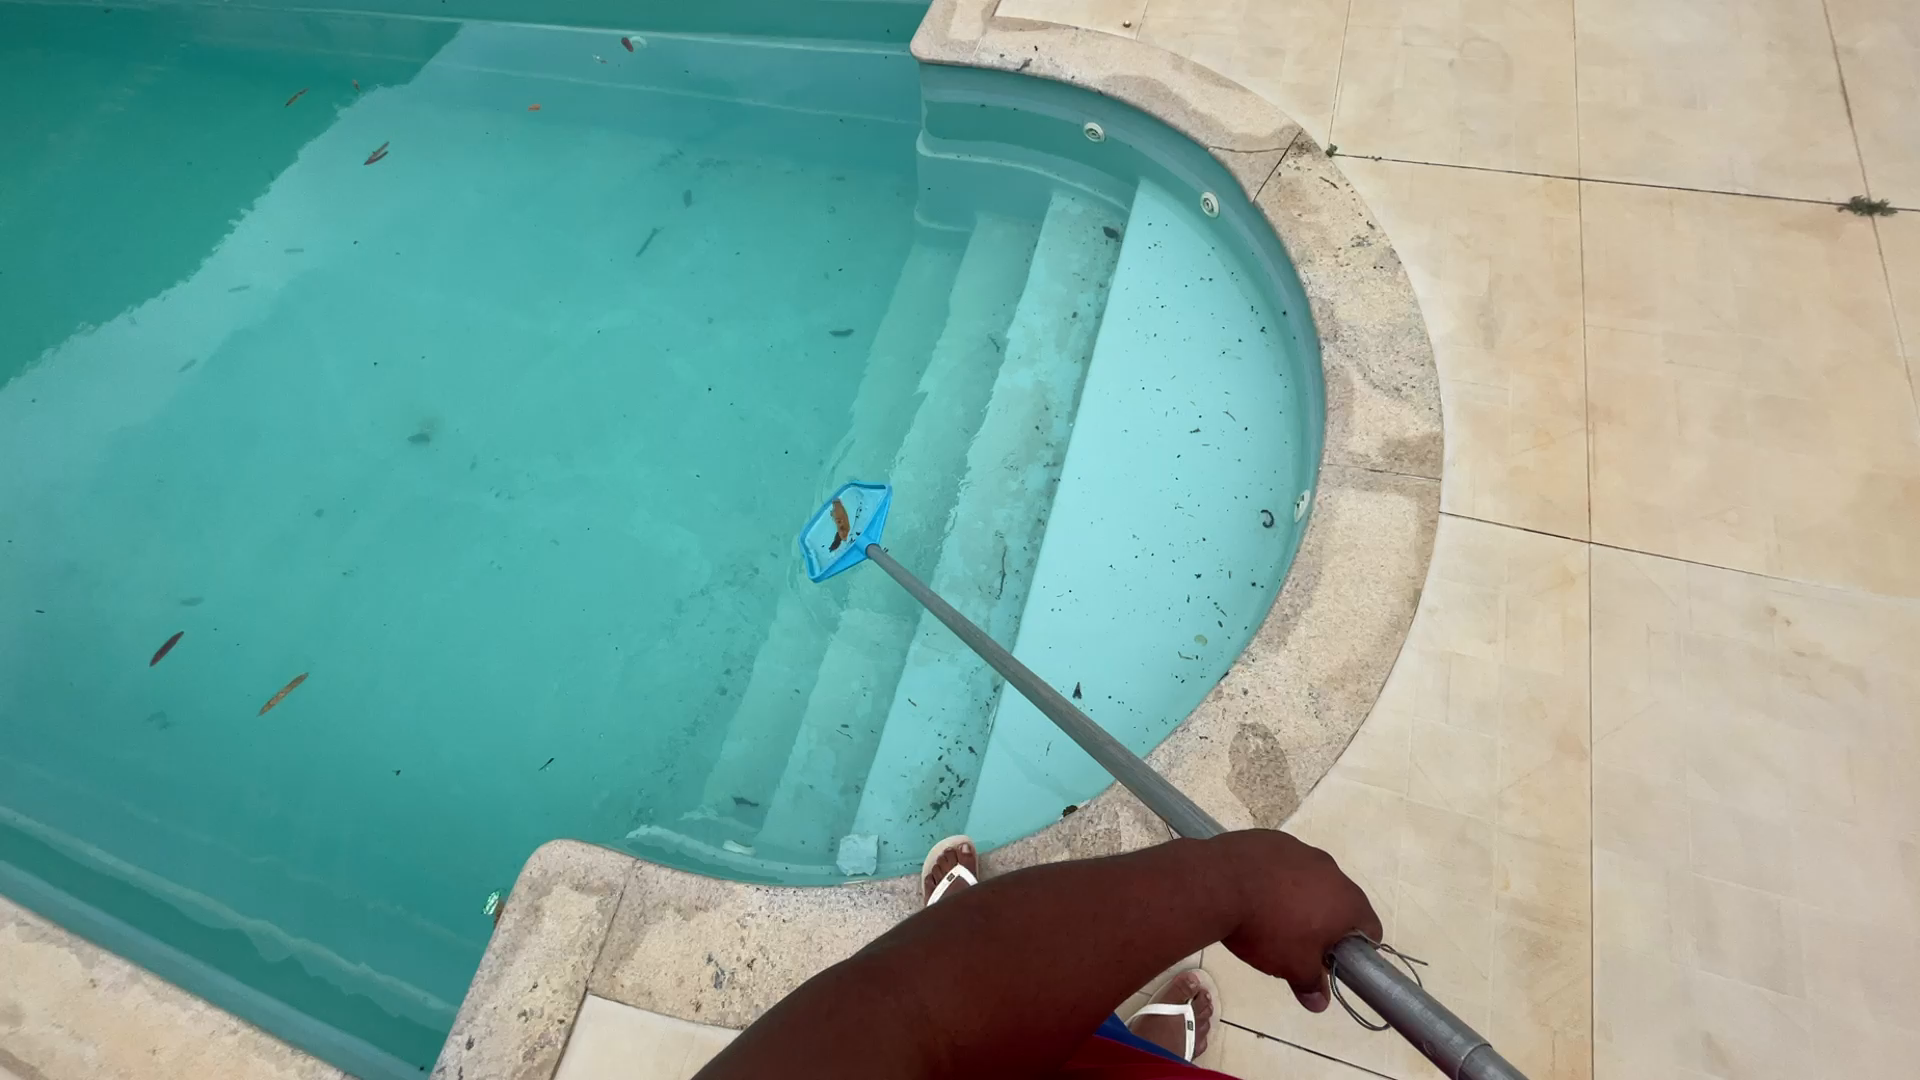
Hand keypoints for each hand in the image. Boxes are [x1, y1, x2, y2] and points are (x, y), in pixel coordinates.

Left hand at [1208, 830, 1381, 1012]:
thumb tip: (1318, 1001)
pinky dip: (1273, 874)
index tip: (1334, 958)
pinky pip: (1279, 861)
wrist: (1215, 883)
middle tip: (1300, 940)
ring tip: (1270, 913)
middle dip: (1324, 920)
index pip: (1368, 926)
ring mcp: (1295, 846)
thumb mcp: (1293, 966)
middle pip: (1337, 898)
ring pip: (1306, 877)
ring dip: (1297, 894)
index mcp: (1345, 898)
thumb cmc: (1265, 928)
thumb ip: (1311, 984)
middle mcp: (1326, 866)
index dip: (1356, 947)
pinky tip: (1252, 889)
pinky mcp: (1266, 836)